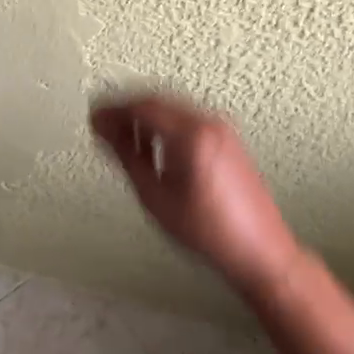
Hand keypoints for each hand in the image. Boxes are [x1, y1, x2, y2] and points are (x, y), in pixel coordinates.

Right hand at [91, 94, 301, 297]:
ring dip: (144, 117)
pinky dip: (164, 125)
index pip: (141, 106)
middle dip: (125, 110)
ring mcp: (222, 130)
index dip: (112, 109)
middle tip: (103, 123)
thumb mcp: (154, 196)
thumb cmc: (213, 232)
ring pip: (171, 108)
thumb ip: (125, 156)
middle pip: (156, 101)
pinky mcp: (227, 139)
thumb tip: (106, 131)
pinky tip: (152, 145)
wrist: (259, 252)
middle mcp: (210, 124)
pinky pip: (186, 118)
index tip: (94, 117)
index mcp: (191, 134)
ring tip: (123, 137)